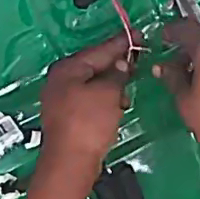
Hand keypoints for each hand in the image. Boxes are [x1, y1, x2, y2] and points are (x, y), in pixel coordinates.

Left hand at [39, 38, 129, 167]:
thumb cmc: (88, 123)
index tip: (138, 36)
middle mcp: (60, 81)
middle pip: (94, 66)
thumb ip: (117, 74)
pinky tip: (118, 104)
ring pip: (93, 84)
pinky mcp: (68, 118)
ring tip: (130, 87)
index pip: (99, 50)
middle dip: (117, 65)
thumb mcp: (108, 93)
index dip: (121, 43)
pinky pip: (90, 100)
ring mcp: (62, 100)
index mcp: (68, 69)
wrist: (71, 162)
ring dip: (112, 85)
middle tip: (138, 60)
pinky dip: (105, 100)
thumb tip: (122, 64)